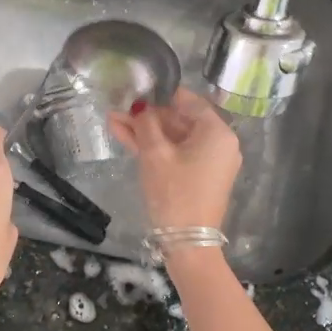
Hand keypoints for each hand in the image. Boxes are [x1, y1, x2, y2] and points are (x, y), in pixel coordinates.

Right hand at [109, 87, 242, 229]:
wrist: (187, 242)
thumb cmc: (174, 192)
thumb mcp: (155, 154)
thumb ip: (146, 124)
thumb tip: (139, 106)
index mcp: (217, 132)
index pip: (188, 101)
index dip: (160, 94)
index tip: (136, 89)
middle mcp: (219, 143)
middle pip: (180, 120)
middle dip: (147, 115)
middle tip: (117, 107)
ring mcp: (208, 161)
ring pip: (174, 138)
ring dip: (145, 131)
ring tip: (112, 120)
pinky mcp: (198, 177)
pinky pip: (176, 154)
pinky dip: (154, 148)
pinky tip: (125, 137)